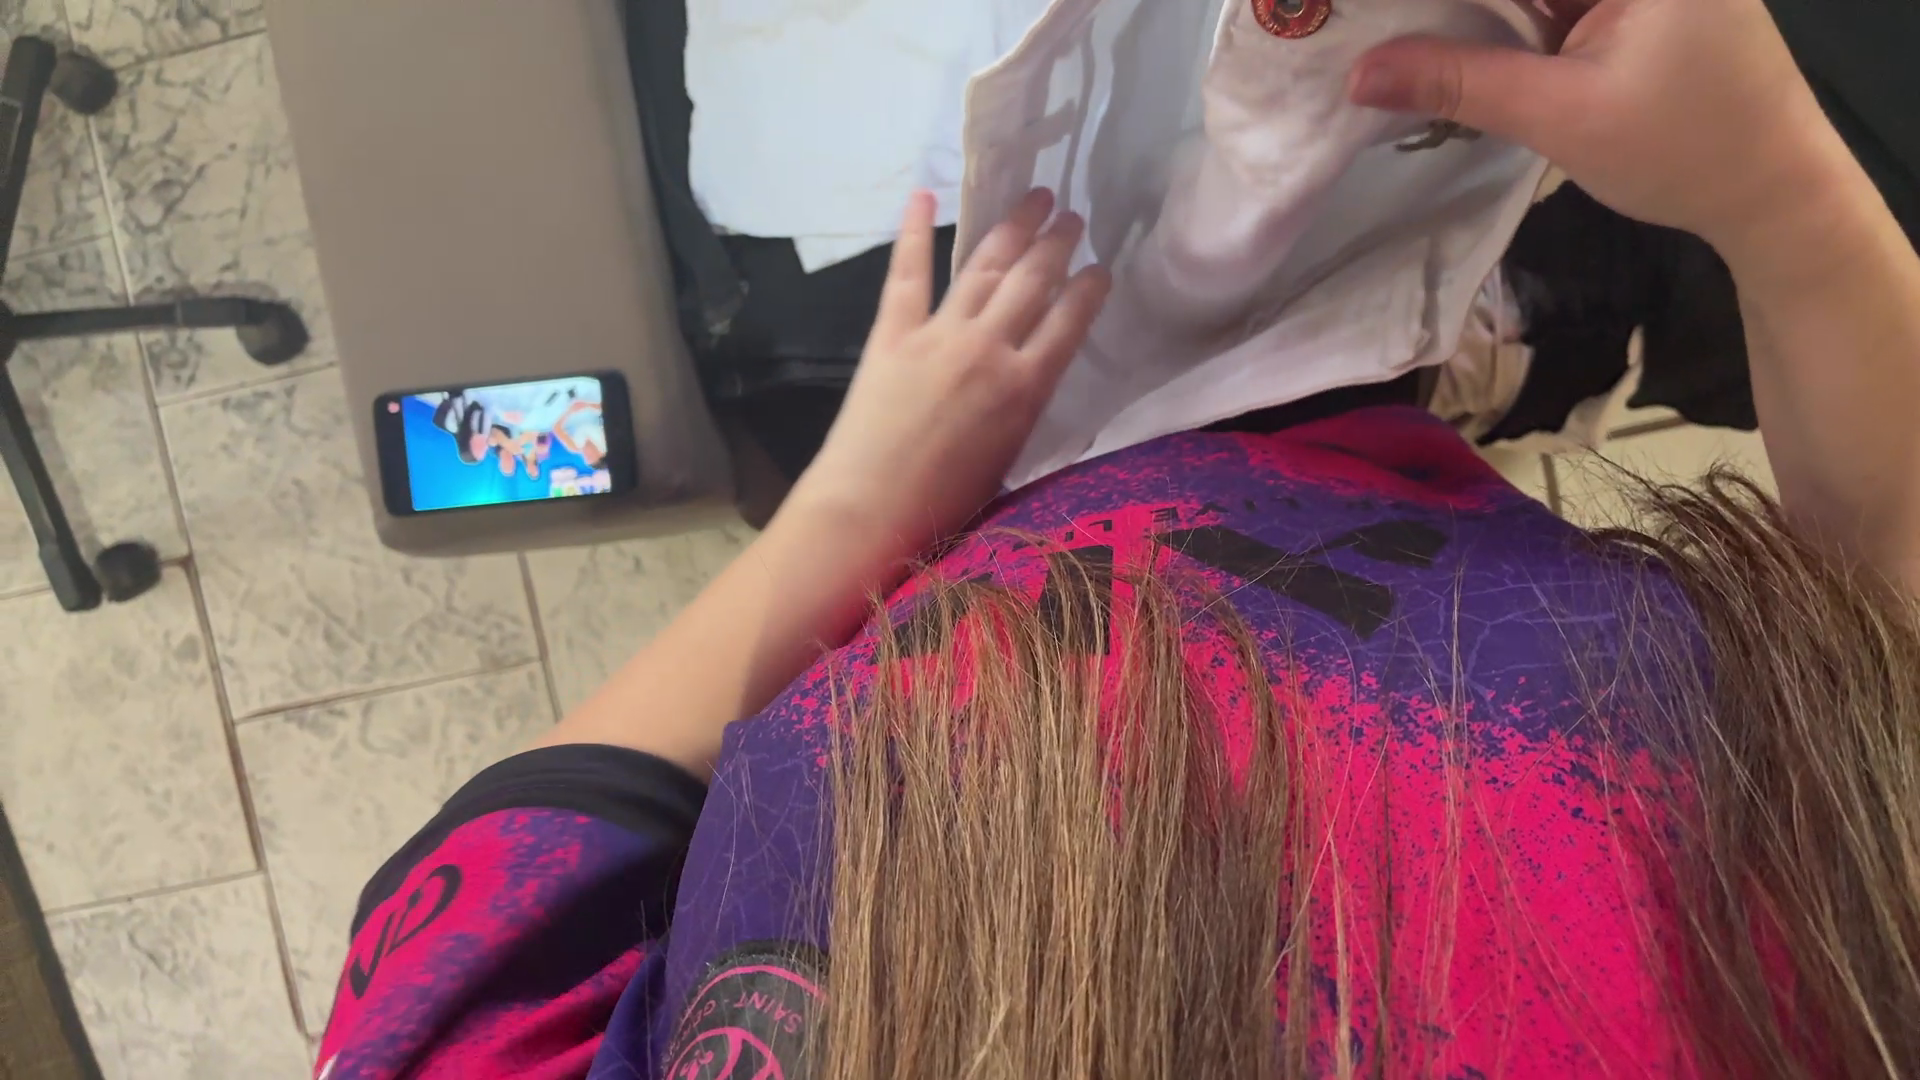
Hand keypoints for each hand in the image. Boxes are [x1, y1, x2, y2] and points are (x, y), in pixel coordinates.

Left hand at [783, 188, 1111, 553]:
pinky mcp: (893, 333)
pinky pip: (908, 272)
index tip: (1100, 266)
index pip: (1070, 321)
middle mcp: (990, 348)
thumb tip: (1030, 376)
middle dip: (1057, 243)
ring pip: (985, 267)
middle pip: (1033, 281)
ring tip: (1036, 198)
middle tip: (1072, 217)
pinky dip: (914, 231)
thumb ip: (1024, 410)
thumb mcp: (1008, 460)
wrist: (872, 509)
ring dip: (1013, 229)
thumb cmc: (945, 504)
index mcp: (1027, 388)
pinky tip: (924, 194)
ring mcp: (940, 334)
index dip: (1089, 288)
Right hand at [1348, 0, 1853, 252]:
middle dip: (1441, 11)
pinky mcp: (1618, 12)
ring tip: (1391, 49)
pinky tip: (1438, 60)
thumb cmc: (1676, 144)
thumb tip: (1360, 74)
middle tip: (1369, 35)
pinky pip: (1534, 14)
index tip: (1366, 15)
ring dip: (1457, 22)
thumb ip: (1457, 84)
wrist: (1759, 184)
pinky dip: (1488, 37)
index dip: (1436, 0)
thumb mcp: (1556, 112)